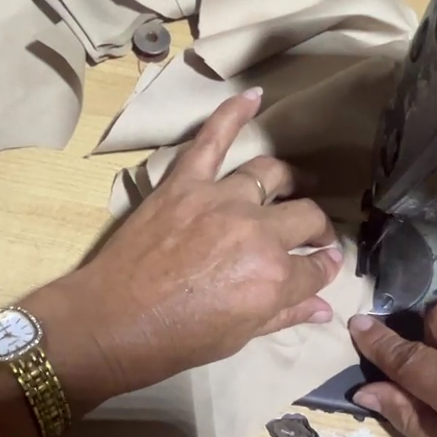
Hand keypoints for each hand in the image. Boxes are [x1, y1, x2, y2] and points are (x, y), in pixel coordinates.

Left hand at [38, 89, 343, 402]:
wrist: (112, 322)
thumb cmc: (176, 340)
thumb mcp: (239, 337)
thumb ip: (284, 315)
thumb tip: (324, 309)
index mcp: (274, 278)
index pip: (317, 267)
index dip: (324, 268)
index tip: (324, 266)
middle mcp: (256, 232)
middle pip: (305, 218)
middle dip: (317, 230)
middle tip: (312, 236)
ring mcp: (220, 200)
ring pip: (270, 174)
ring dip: (288, 180)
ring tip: (292, 186)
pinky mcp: (184, 183)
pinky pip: (212, 139)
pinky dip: (232, 114)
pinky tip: (253, 96)